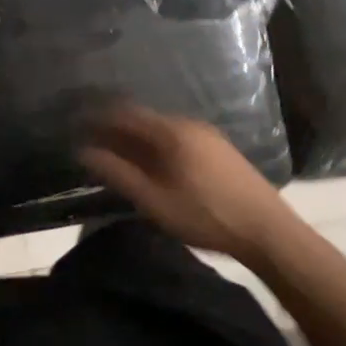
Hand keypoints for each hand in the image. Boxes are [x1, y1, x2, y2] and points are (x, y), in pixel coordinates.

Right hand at [76, 104, 295, 260]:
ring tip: (119, 161)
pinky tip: (153, 169)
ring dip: (137, 142)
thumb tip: (83, 152)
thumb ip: (117, 173)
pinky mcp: (221, 151)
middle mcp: (190, 124)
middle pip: (143, 120)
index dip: (98, 118)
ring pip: (161, 131)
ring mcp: (209, 136)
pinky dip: (157, 148)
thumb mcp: (153, 200)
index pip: (124, 113)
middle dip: (116, 131)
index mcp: (171, 131)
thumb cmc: (205, 216)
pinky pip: (178, 140)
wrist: (269, 232)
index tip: (77, 128)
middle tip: (93, 147)